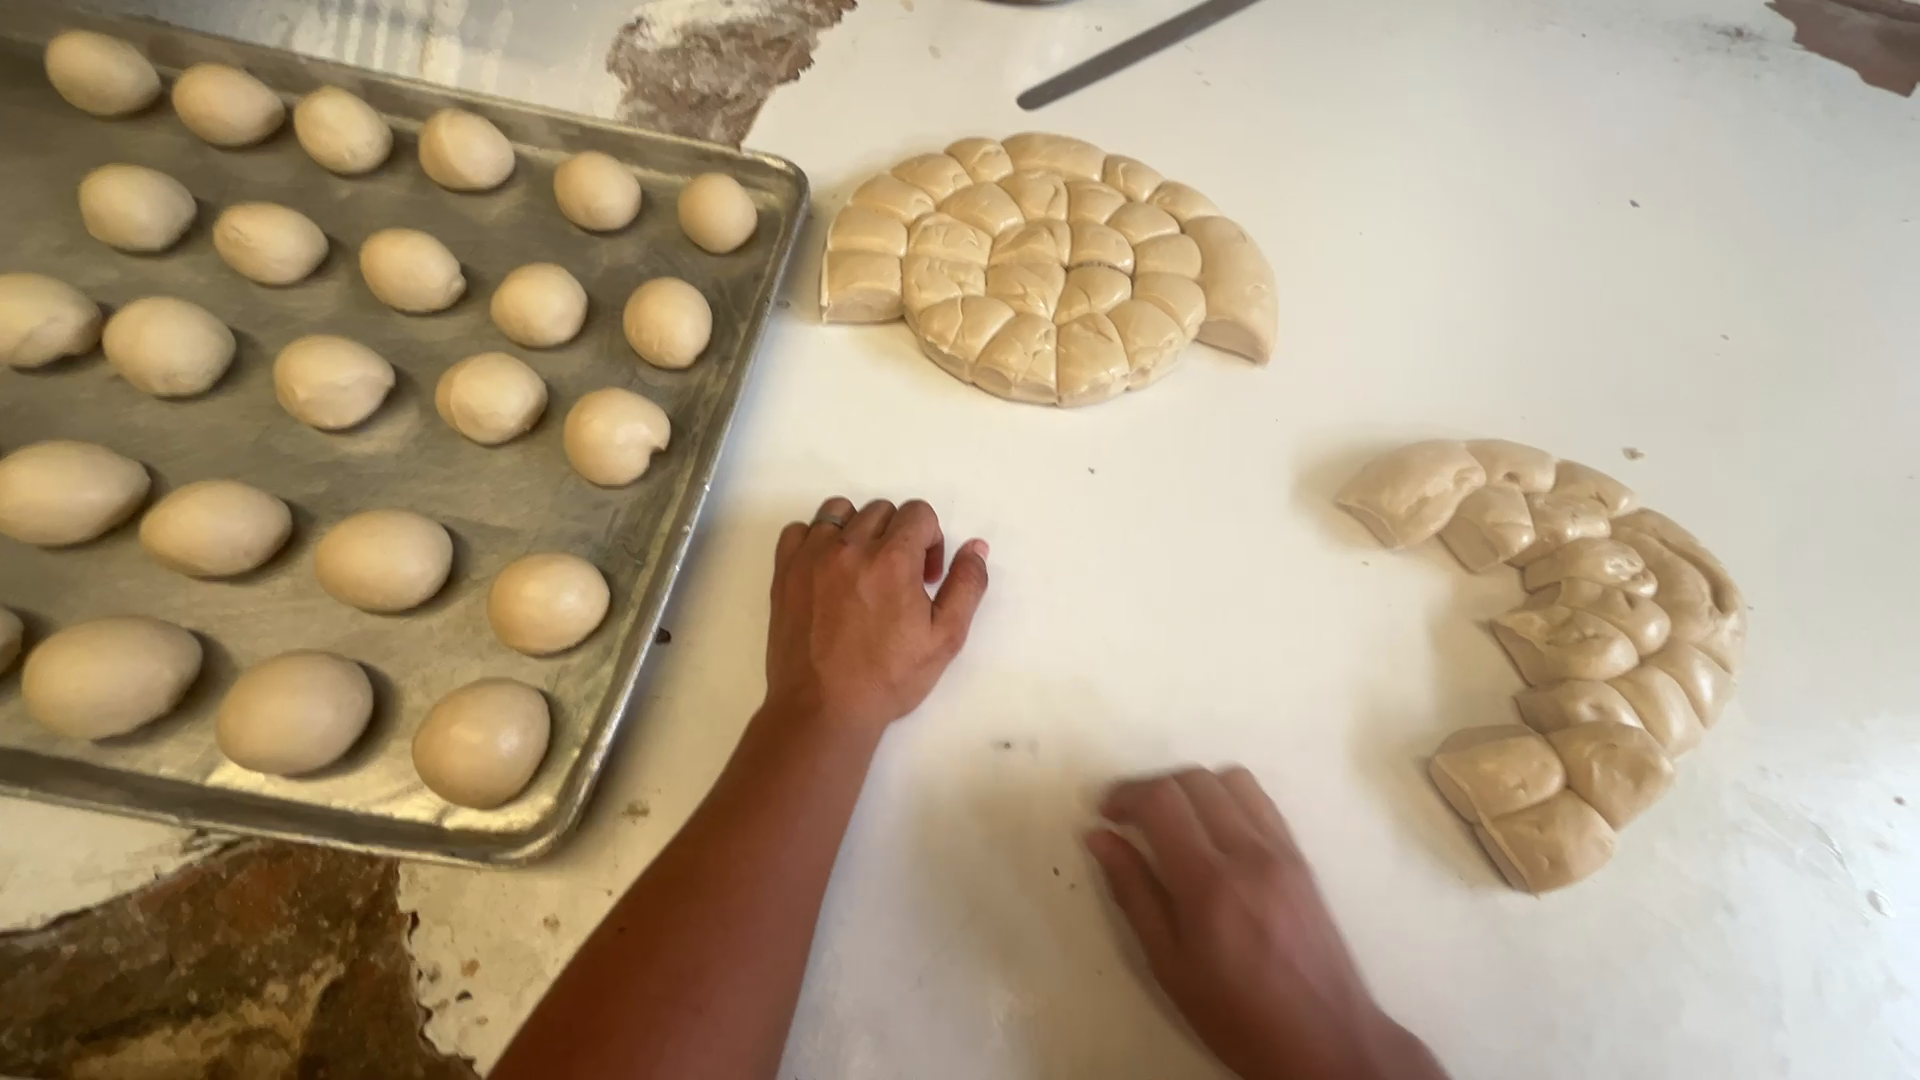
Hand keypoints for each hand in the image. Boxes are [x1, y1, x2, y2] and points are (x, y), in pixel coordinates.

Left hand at [764, 497, 988, 737]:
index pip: (918, 513)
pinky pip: (800, 530)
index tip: (925, 577)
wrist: (823, 708)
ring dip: (858, 531)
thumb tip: (975, 546)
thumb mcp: (945, 638)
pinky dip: (816, 540)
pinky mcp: (784, 571)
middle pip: (882, 511)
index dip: (930, 541)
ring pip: (840, 511)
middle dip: (898, 536)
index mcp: (893, 560)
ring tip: (862, 570)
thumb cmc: (889, 678)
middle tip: (898, 580)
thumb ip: (966, 585)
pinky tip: (827, 571)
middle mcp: (850, 547)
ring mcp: (812, 557)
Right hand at [1087, 767, 1445, 1079]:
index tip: (1107, 814)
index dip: (1125, 793)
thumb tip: (1099, 837)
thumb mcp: (1168, 964)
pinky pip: (1259, 798)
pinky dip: (1227, 796)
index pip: (1161, 799)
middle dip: (1152, 788)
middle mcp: (1246, 852)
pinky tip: (1214, 829)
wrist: (1328, 1043)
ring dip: (1191, 787)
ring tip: (1174, 821)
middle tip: (1132, 819)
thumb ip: (1132, 891)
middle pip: (1191, 779)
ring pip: (1227, 779)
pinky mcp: (1299, 854)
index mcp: (1208, 882)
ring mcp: (1279, 849)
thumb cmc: (1236, 1014)